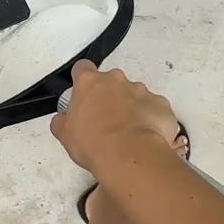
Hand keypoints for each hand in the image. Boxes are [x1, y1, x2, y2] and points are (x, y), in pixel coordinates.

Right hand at [49, 60, 180, 169]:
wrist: (129, 154)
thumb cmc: (92, 142)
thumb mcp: (65, 135)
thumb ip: (62, 120)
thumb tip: (63, 118)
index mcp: (89, 82)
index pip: (82, 68)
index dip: (82, 79)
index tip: (84, 94)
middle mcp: (116, 80)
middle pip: (111, 82)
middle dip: (110, 96)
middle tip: (106, 121)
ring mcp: (142, 90)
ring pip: (135, 95)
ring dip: (131, 108)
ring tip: (128, 134)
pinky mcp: (161, 105)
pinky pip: (154, 109)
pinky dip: (151, 120)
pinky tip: (146, 137)